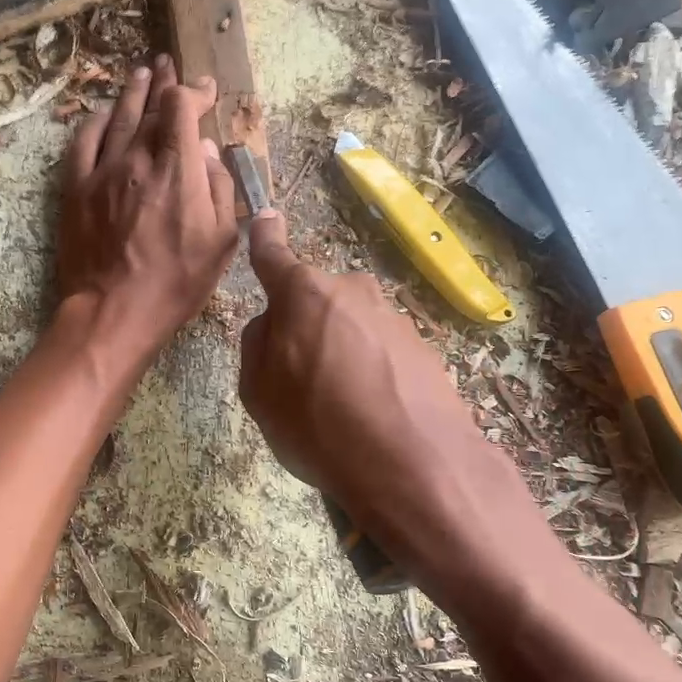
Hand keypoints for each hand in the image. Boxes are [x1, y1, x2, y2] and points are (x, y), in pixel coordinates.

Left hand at [57, 56, 237, 355]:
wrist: (110, 313)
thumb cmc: (174, 284)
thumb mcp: (220, 243)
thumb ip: (218, 188)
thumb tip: (207, 151)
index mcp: (176, 170)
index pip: (182, 109)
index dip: (194, 92)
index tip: (205, 89)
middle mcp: (136, 160)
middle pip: (149, 107)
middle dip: (163, 83)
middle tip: (167, 65)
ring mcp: (100, 173)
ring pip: (116, 118)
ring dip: (130, 93)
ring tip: (140, 74)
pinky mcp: (74, 190)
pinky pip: (82, 143)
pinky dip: (93, 122)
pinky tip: (101, 113)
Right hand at [239, 211, 478, 503]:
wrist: (414, 464)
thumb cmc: (318, 424)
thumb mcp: (258, 393)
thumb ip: (257, 345)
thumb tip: (273, 323)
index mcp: (302, 293)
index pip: (274, 255)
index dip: (265, 238)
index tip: (266, 218)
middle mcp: (351, 292)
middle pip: (316, 301)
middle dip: (306, 327)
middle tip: (301, 381)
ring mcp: (392, 318)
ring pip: (351, 328)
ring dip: (342, 354)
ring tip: (342, 411)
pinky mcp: (424, 348)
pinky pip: (382, 353)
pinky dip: (373, 374)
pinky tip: (375, 416)